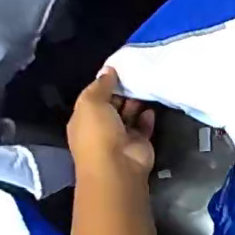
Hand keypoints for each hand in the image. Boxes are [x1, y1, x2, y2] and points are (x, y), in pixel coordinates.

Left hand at [69, 68, 155, 182]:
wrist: (117, 165)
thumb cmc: (98, 132)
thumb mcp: (91, 102)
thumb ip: (101, 85)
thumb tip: (108, 69)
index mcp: (84, 119)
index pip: (93, 98)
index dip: (104, 85)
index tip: (118, 71)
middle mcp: (101, 128)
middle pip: (113, 106)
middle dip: (122, 93)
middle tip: (135, 76)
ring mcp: (121, 137)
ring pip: (129, 115)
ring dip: (136, 103)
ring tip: (145, 88)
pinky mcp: (139, 143)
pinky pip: (144, 126)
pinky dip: (147, 118)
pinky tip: (150, 108)